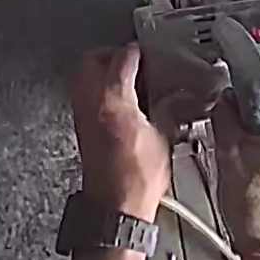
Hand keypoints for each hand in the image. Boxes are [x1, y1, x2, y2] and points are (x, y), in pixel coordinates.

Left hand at [69, 44, 171, 219]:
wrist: (116, 207)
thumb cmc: (136, 179)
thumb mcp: (163, 138)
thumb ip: (169, 110)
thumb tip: (178, 98)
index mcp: (113, 99)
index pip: (121, 59)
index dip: (136, 52)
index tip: (146, 52)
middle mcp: (92, 102)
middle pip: (92, 60)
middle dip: (111, 55)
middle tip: (131, 60)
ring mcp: (82, 115)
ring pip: (83, 76)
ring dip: (101, 71)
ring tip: (125, 78)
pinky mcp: (81, 128)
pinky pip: (84, 95)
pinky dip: (98, 90)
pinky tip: (119, 101)